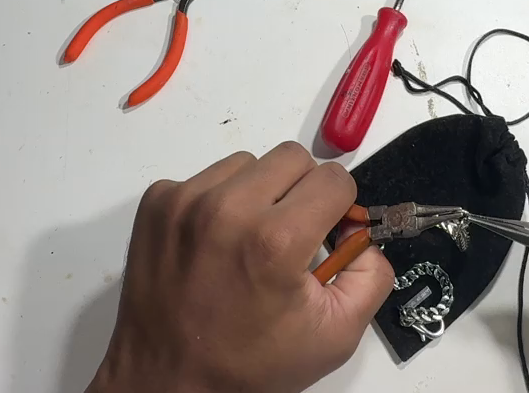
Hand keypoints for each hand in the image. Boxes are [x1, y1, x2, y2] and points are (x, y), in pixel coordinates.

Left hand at [88, 141, 392, 392]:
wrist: (164, 383)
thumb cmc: (251, 365)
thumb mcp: (334, 336)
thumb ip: (370, 274)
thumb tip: (361, 225)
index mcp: (276, 239)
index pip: (334, 179)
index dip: (339, 206)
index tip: (326, 232)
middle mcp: (229, 207)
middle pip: (294, 158)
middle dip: (303, 190)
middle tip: (291, 234)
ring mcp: (187, 199)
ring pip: (250, 163)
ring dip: (259, 192)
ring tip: (247, 240)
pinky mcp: (158, 200)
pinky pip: (207, 176)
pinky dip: (218, 199)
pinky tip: (212, 242)